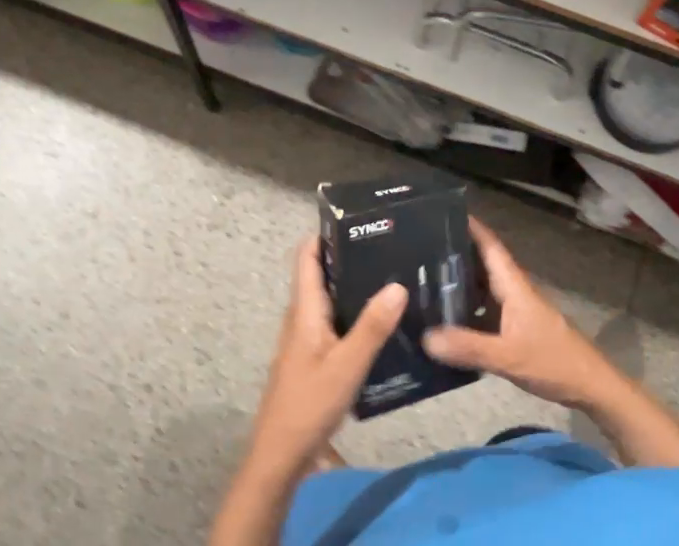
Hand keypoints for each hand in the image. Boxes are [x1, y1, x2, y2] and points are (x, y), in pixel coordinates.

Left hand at [246, 238, 406, 475]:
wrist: (280, 457)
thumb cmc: (309, 405)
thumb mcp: (347, 366)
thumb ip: (372, 326)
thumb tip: (398, 283)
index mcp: (304, 311)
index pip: (306, 256)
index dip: (326, 233)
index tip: (360, 221)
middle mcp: (301, 318)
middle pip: (321, 274)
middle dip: (350, 257)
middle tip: (390, 247)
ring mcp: (305, 340)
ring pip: (330, 300)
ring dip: (355, 287)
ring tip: (395, 277)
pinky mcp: (313, 359)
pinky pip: (335, 323)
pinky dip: (355, 314)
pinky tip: (383, 323)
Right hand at [423, 218, 622, 410]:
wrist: (588, 386)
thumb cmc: (553, 362)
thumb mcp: (508, 357)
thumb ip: (469, 347)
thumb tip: (425, 336)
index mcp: (514, 286)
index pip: (490, 246)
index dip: (470, 226)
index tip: (442, 212)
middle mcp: (513, 292)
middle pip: (481, 264)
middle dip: (454, 254)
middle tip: (417, 249)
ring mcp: (514, 312)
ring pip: (482, 289)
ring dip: (457, 284)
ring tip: (421, 283)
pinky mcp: (514, 330)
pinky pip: (483, 312)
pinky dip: (465, 312)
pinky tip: (444, 323)